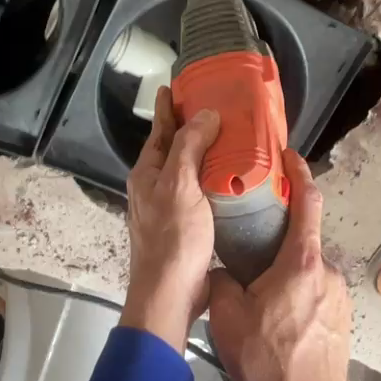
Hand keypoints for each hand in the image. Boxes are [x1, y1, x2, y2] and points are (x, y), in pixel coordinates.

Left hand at [121, 86, 220, 351]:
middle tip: (214, 109)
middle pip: (172, 150)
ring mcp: (169, 209)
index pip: (159, 132)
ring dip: (205, 156)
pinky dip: (214, 182)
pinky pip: (200, 194)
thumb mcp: (180, 185)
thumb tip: (205, 114)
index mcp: (147, 174)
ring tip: (229, 139)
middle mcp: (154, 188)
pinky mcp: (186, 228)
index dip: (167, 109)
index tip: (174, 87)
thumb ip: (189, 147)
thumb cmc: (173, 238)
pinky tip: (233, 181)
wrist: (171, 293)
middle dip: (189, 130)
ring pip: (187, 173)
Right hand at [206, 153, 368, 380]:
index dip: (300, 173)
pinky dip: (295, 295)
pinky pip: (315, 293)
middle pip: (301, 240)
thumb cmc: (270, 359)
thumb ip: (222, 282)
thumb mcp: (228, 316)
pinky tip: (276, 319)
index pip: (308, 203)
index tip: (289, 155)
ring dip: (284, 274)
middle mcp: (326, 271)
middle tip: (248, 246)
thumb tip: (221, 270)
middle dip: (276, 238)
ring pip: (306, 270)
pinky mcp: (342, 316)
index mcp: (301, 262)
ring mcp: (339, 294)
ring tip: (257, 295)